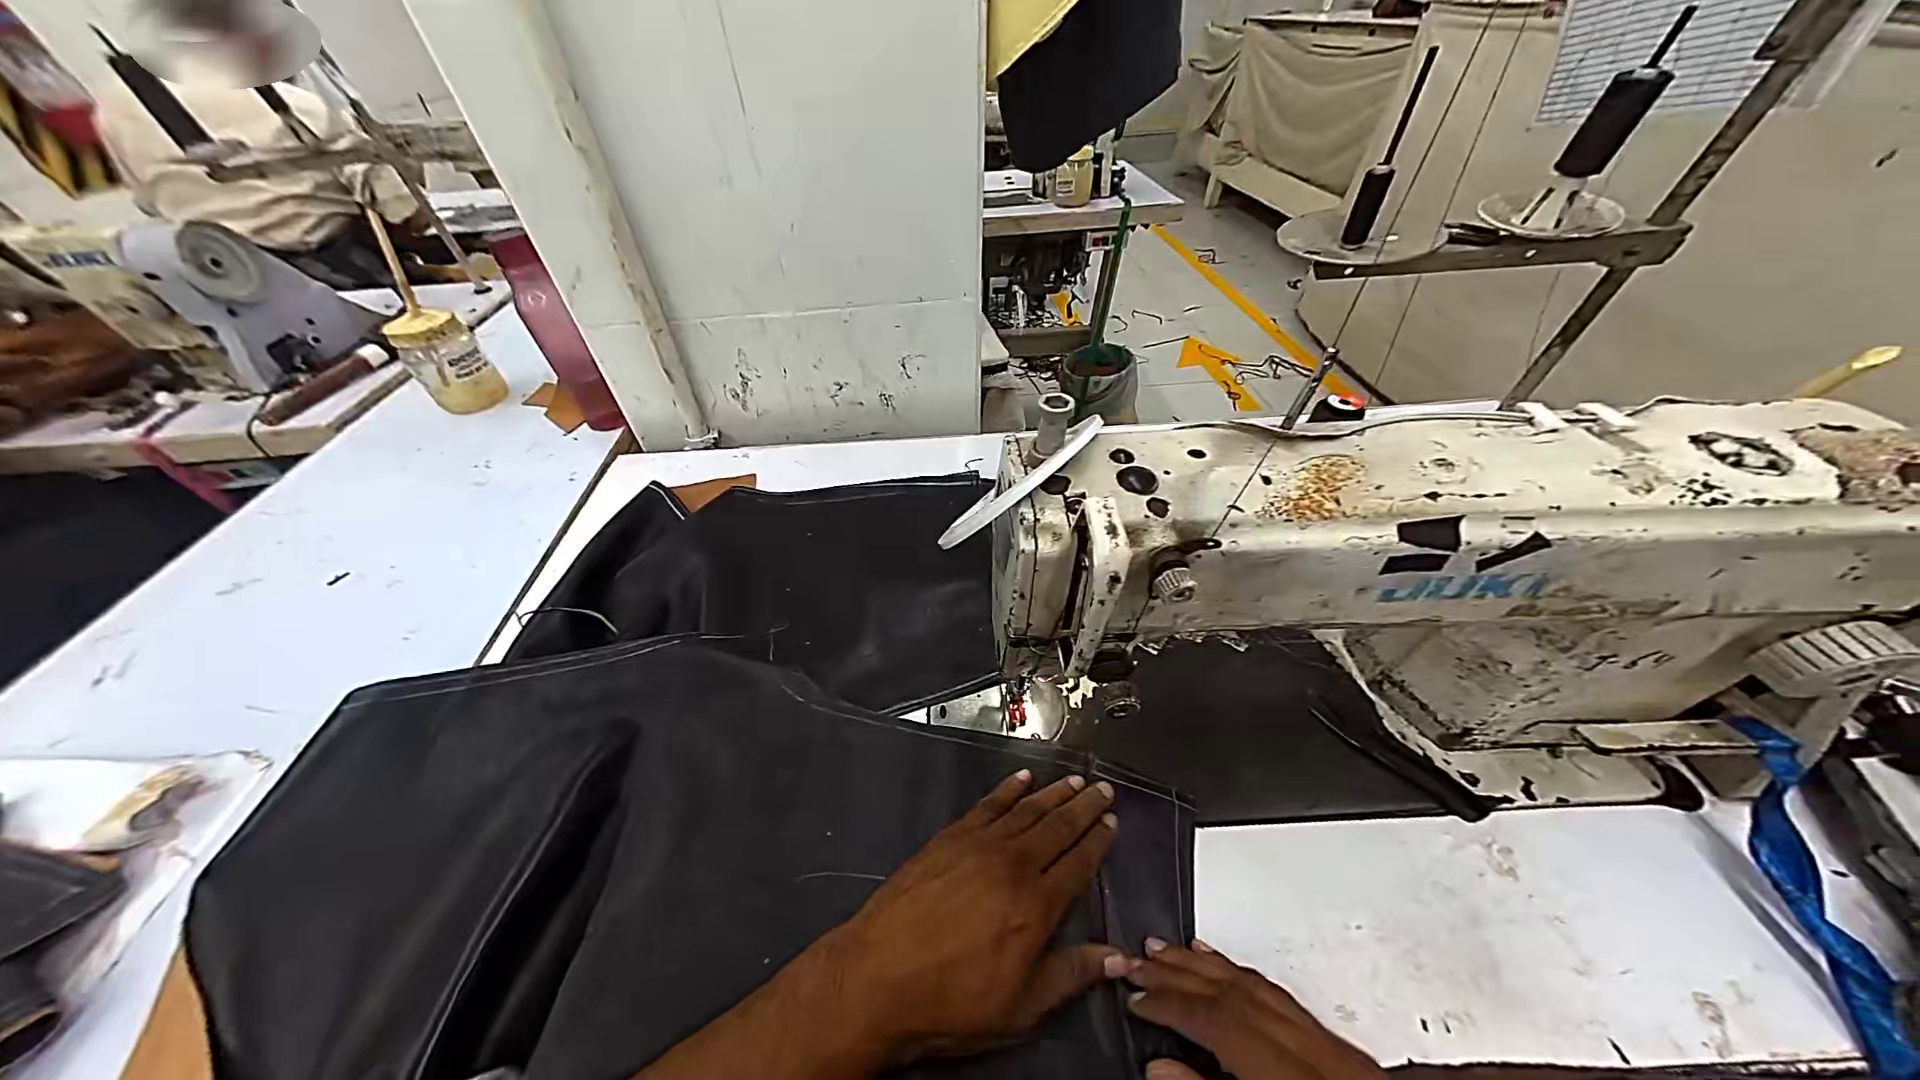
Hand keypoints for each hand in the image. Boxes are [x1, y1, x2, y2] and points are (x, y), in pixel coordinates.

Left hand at [825, 769, 1125, 1057]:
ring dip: (1052, 793)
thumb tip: (1119, 958)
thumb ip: (1072, 975)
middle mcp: (1012, 865)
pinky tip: (1021, 780)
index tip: (1111, 823)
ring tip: (1073, 781)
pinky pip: (987, 805)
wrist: (878, 976)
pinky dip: (1007, 789)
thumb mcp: (1021, 1007)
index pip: (1078, 864)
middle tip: (1103, 789)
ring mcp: (978, 846)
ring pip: (1026, 810)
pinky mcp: (949, 838)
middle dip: (1084, 807)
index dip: (1097, 842)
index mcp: (1035, 905)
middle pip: (1057, 827)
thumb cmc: (951, 1000)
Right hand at [1127, 940, 1386, 1079]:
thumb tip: (1160, 1067)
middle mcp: (1314, 1053)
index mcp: (1289, 1074)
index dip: (1168, 1002)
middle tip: (1135, 960)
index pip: (1217, 1020)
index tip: (1134, 994)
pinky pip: (1279, 994)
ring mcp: (1330, 1047)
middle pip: (1233, 994)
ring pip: (1255, 986)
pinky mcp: (1341, 1050)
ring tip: (1164, 949)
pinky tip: (1218, 963)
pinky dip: (1240, 974)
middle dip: (1177, 973)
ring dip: (1203, 964)